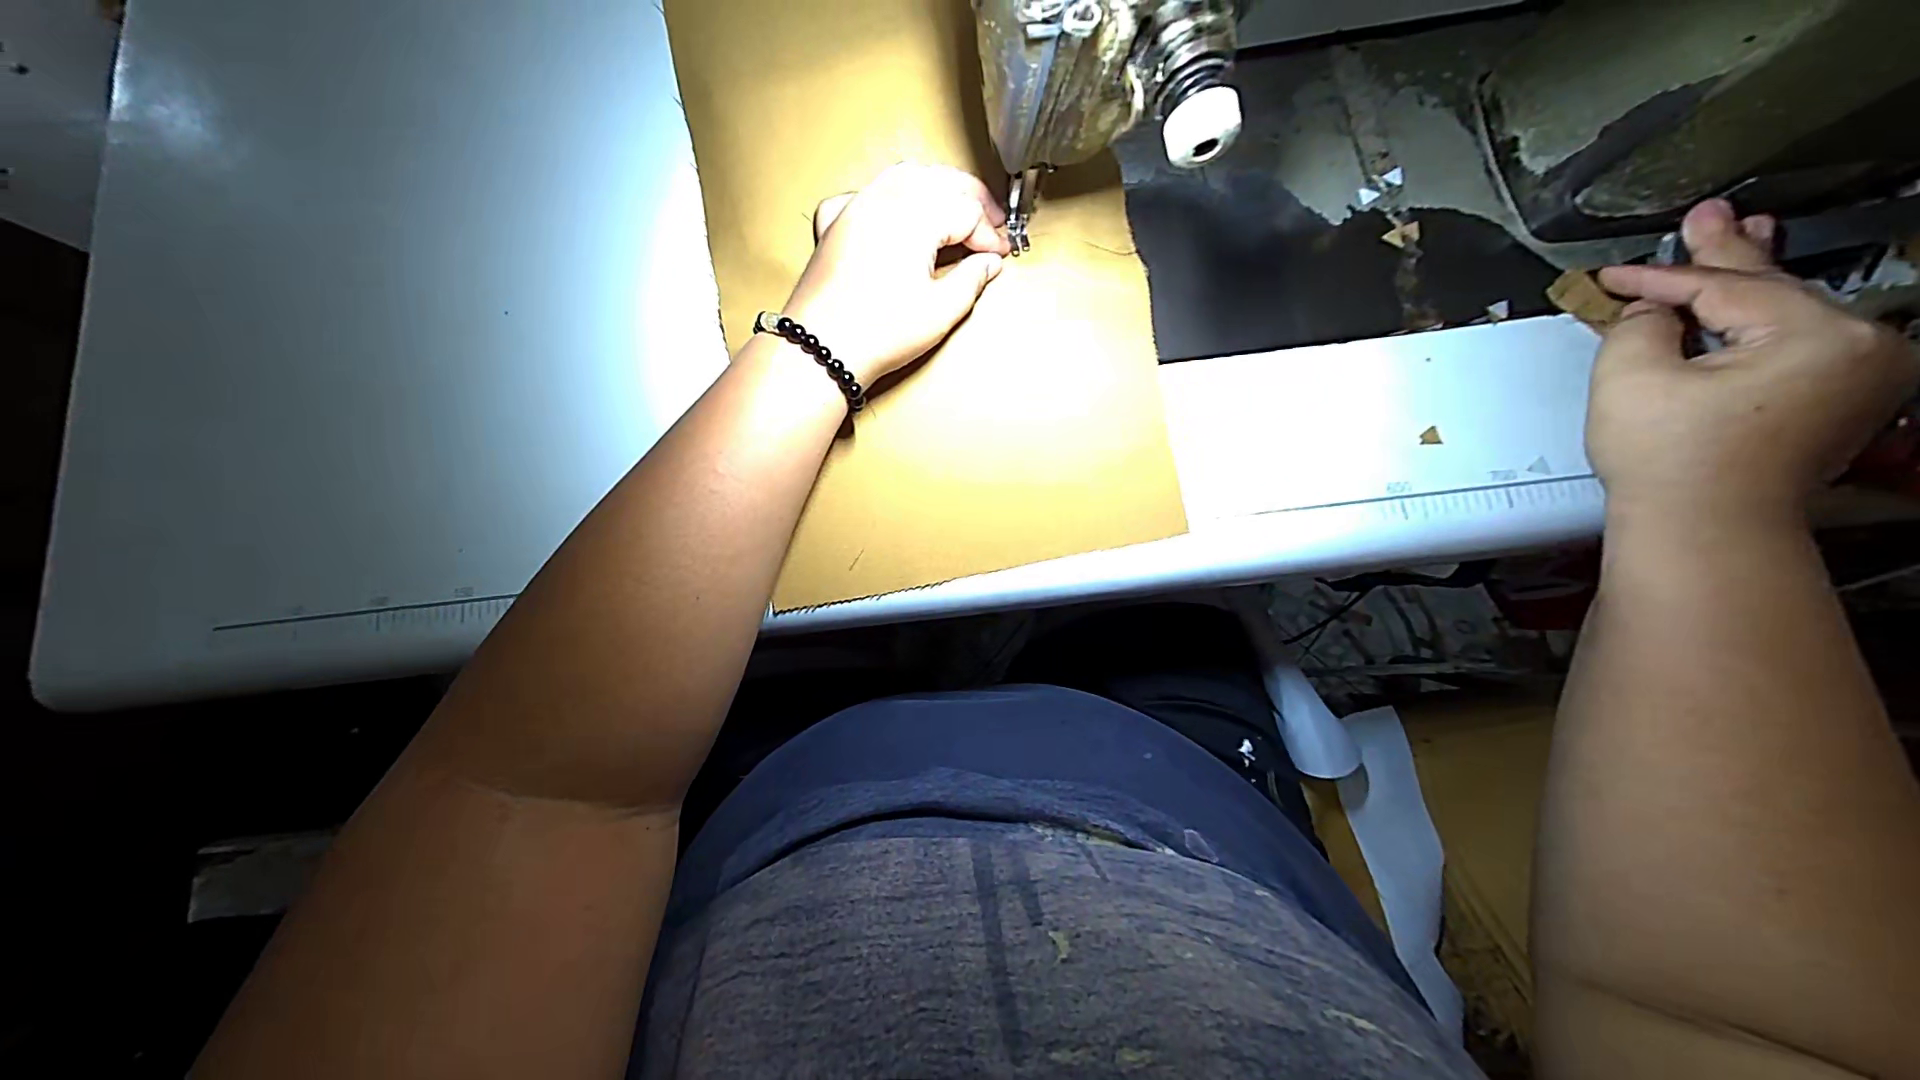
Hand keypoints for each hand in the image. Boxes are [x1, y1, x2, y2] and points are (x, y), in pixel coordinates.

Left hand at [780, 163, 1011, 386]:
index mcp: (915, 216)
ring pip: (903, 177)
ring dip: (934, 189)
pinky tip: (897, 214)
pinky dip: (889, 197)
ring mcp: (855, 208)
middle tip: (989, 224)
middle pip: (939, 180)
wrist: (821, 349)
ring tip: (952, 213)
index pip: (966, 210)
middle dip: (970, 199)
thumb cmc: (876, 333)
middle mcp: (884, 200)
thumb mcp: (941, 311)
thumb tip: (987, 264)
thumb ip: (972, 279)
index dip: (988, 233)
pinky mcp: (834, 225)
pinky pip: (866, 194)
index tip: (998, 254)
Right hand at [1589, 199, 1917, 522]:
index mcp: (1817, 335)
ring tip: (1743, 241)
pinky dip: (1761, 323)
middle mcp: (1863, 346)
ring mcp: (1863, 375)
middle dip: (1729, 254)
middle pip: (1773, 289)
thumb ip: (1637, 326)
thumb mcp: (1629, 379)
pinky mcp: (1843, 400)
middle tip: (1710, 215)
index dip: (1657, 278)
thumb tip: (1650, 313)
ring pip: (1788, 314)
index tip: (1610, 275)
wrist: (1703, 526)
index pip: (1723, 289)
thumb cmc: (1668, 460)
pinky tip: (1748, 306)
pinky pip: (1796, 344)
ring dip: (1752, 283)